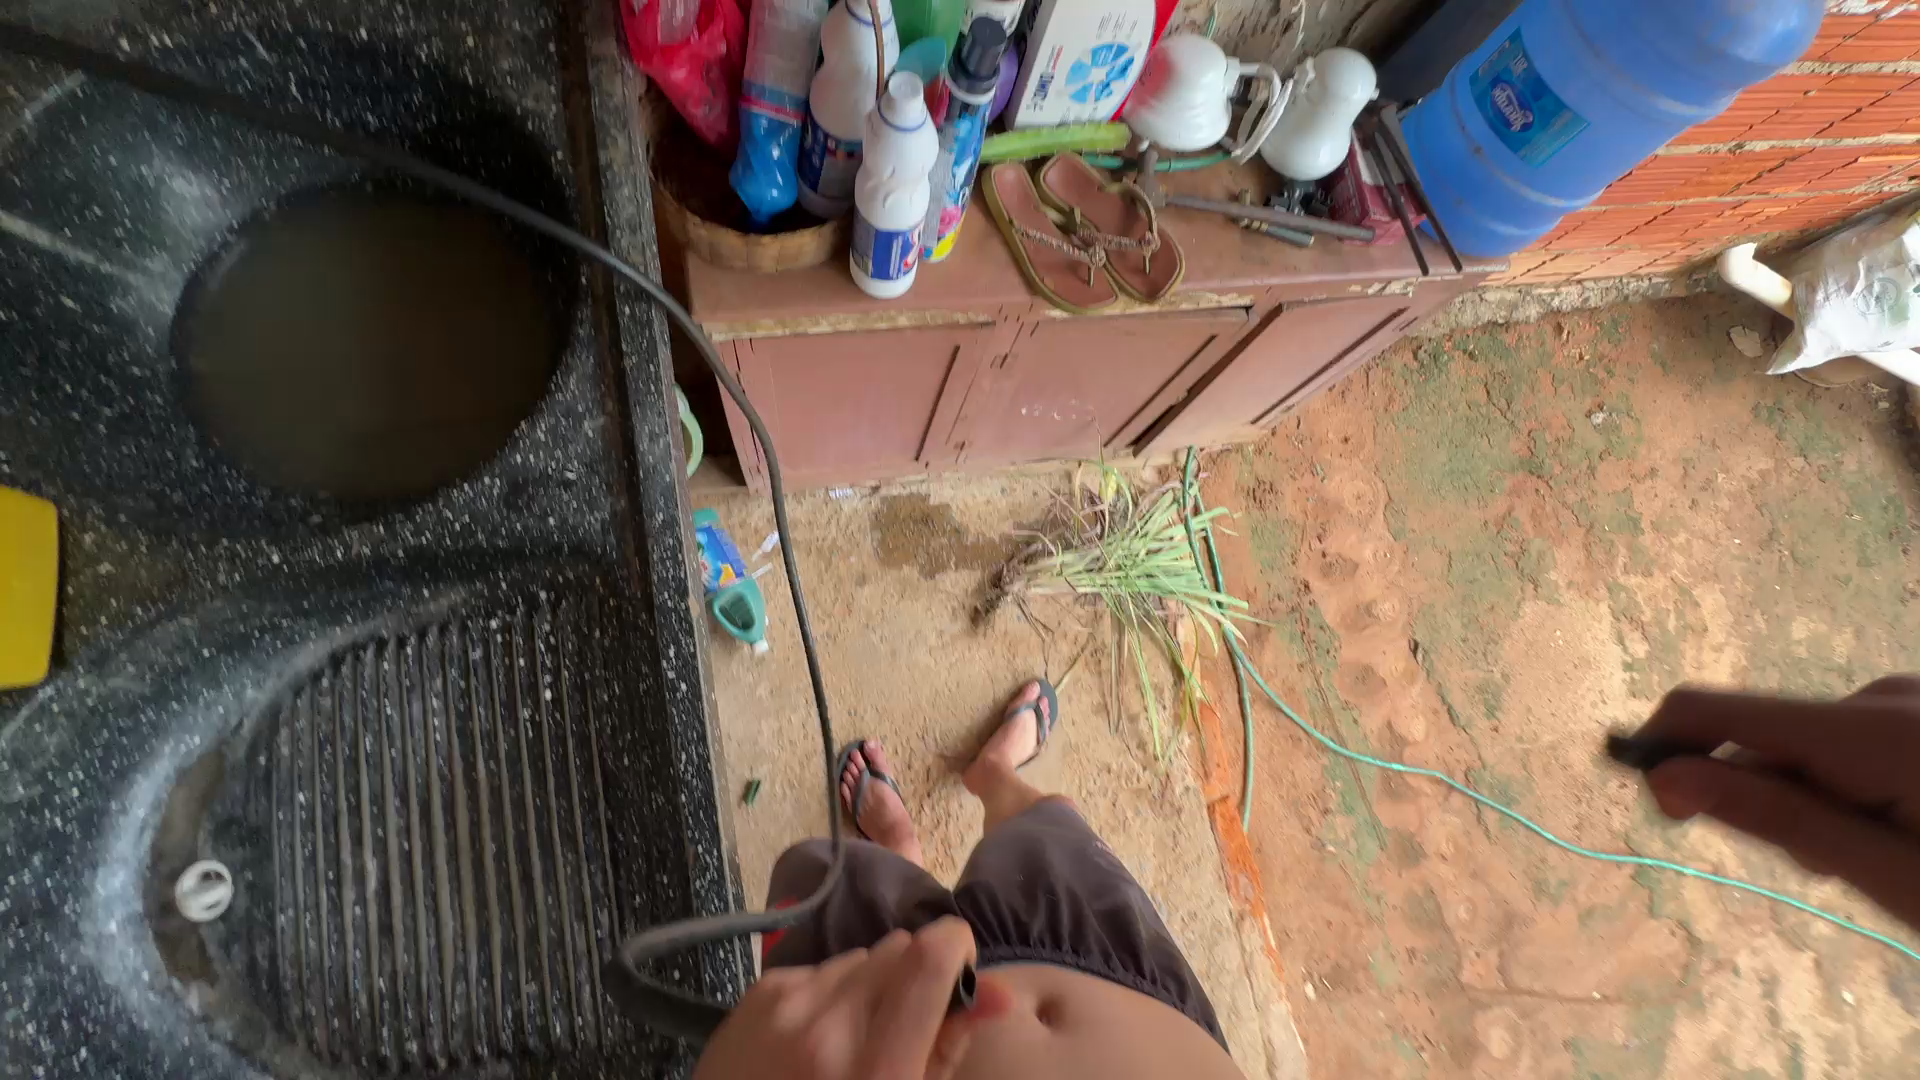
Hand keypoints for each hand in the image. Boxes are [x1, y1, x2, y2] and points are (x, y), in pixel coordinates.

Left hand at [695, 917, 978, 1079]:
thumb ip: (947, 1051)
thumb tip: (995, 992)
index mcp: (875, 1073)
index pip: (930, 958)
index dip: (957, 949)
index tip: (959, 974)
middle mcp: (827, 1028)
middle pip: (900, 947)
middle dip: (913, 975)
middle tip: (901, 1027)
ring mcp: (785, 1004)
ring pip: (860, 956)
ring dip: (869, 985)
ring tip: (852, 1039)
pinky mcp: (758, 992)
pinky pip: (820, 968)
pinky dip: (830, 993)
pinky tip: (813, 1039)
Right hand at [1634, 676, 1919, 929]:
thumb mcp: (1900, 880)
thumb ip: (1776, 818)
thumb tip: (1664, 775)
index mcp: (1871, 728)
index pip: (1708, 710)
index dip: (1660, 746)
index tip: (1665, 808)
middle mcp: (1888, 694)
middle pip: (1764, 734)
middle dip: (1766, 793)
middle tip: (1833, 868)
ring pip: (1810, 741)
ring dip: (1818, 795)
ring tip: (1893, 858)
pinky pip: (1854, 737)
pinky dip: (1857, 783)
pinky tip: (1914, 828)